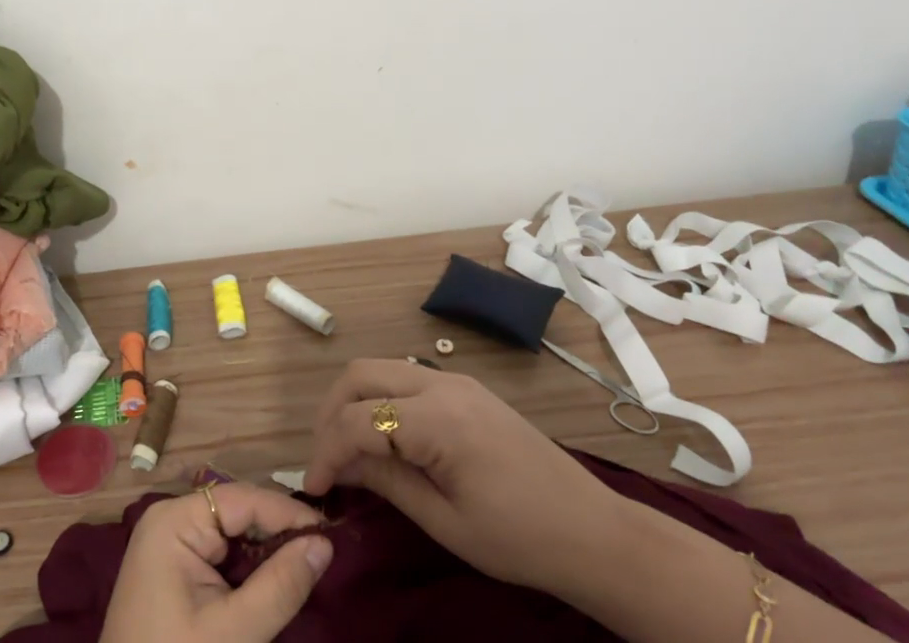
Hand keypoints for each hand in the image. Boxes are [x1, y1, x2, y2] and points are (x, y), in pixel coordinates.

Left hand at [99, 482, 333, 642]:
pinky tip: (276, 583)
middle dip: (280, 533)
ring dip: (268, 552)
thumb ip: (280, 585)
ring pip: (235, 533)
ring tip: (308, 569)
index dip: (290, 514)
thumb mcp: (234, 629)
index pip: (245, 499)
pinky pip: (222, 553)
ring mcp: (171, 541)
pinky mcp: (176, 566)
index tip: (333, 536)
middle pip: (240, 511)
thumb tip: (325, 543)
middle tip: (325, 556)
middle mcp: (171, 519)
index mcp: (175, 520)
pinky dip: (250, 568)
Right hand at [301, 358, 623, 592]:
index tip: (314, 488)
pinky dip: (380, 400)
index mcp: (438, 419)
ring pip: (381, 369)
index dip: (326, 451)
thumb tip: (339, 466)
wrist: (594, 532)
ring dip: (353, 402)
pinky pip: (406, 379)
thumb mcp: (444, 520)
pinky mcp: (467, 390)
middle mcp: (443, 384)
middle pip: (360, 374)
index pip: (356, 419)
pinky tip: (382, 439)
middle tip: (326, 460)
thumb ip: (386, 482)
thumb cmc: (520, 538)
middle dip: (330, 413)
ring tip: (347, 452)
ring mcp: (457, 382)